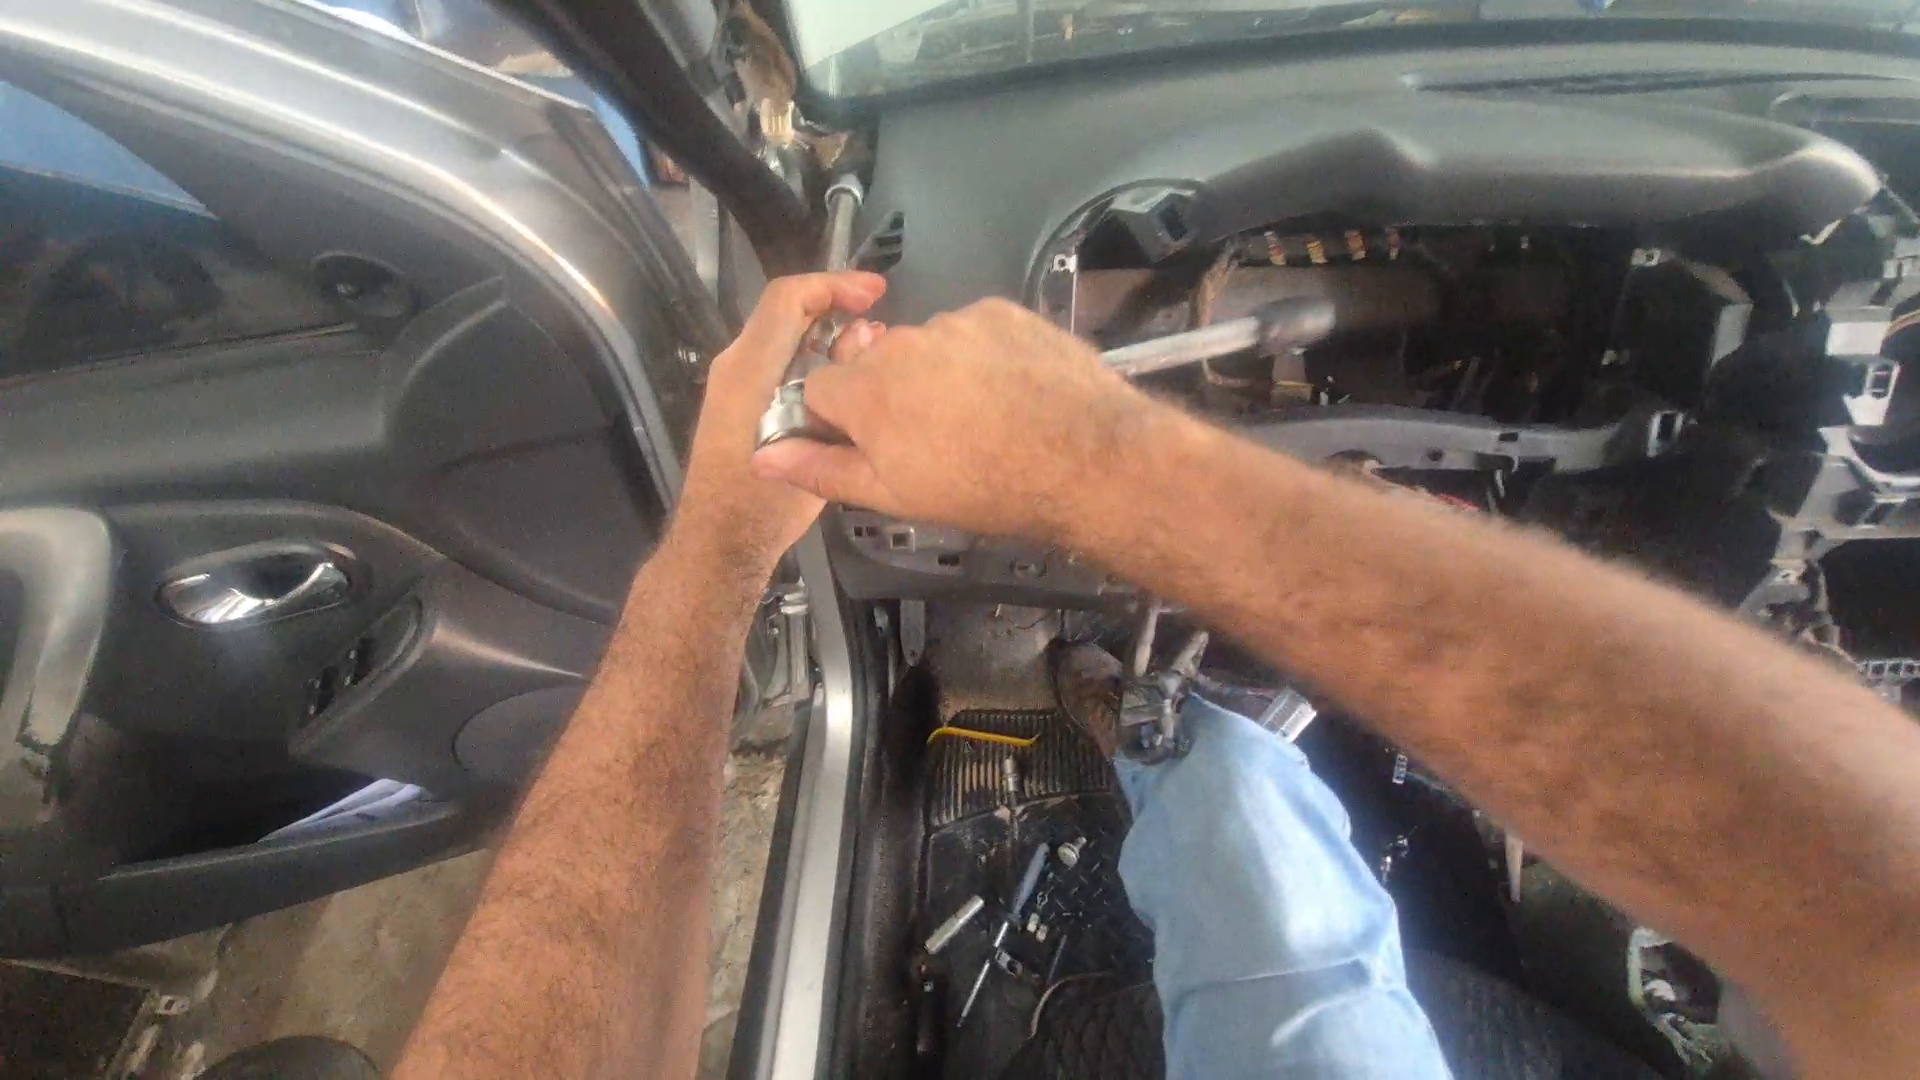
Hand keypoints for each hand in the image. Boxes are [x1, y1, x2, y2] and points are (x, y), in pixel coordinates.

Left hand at [675, 271, 886, 565]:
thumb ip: (838, 390)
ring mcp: (735, 383)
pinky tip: (848, 380)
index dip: (834, 284)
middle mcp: (737, 365)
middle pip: (788, 312)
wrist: (720, 543)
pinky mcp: (743, 402)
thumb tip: (864, 340)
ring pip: (786, 337)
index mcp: (748, 370)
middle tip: (882, 325)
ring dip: (830, 335)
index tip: (875, 293)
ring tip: (874, 351)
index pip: (788, 297)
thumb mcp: (812, 447)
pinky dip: (817, 360)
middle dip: (838, 308)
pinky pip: (782, 362)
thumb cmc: (763, 504)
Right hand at [751, 297, 1154, 538]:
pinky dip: (980, 358)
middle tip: (935, 440)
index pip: (821, 387)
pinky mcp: (1004, 312)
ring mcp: (959, 320)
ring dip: (937, 377)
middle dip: (890, 398)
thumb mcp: (895, 495)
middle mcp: (906, 342)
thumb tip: (763, 457)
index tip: (870, 445)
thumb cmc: (986, 488)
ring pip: (927, 348)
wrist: (1087, 460)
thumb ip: (824, 470)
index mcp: (869, 389)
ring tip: (981, 420)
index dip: (839, 420)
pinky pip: (973, 333)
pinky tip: (1009, 394)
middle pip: (875, 366)